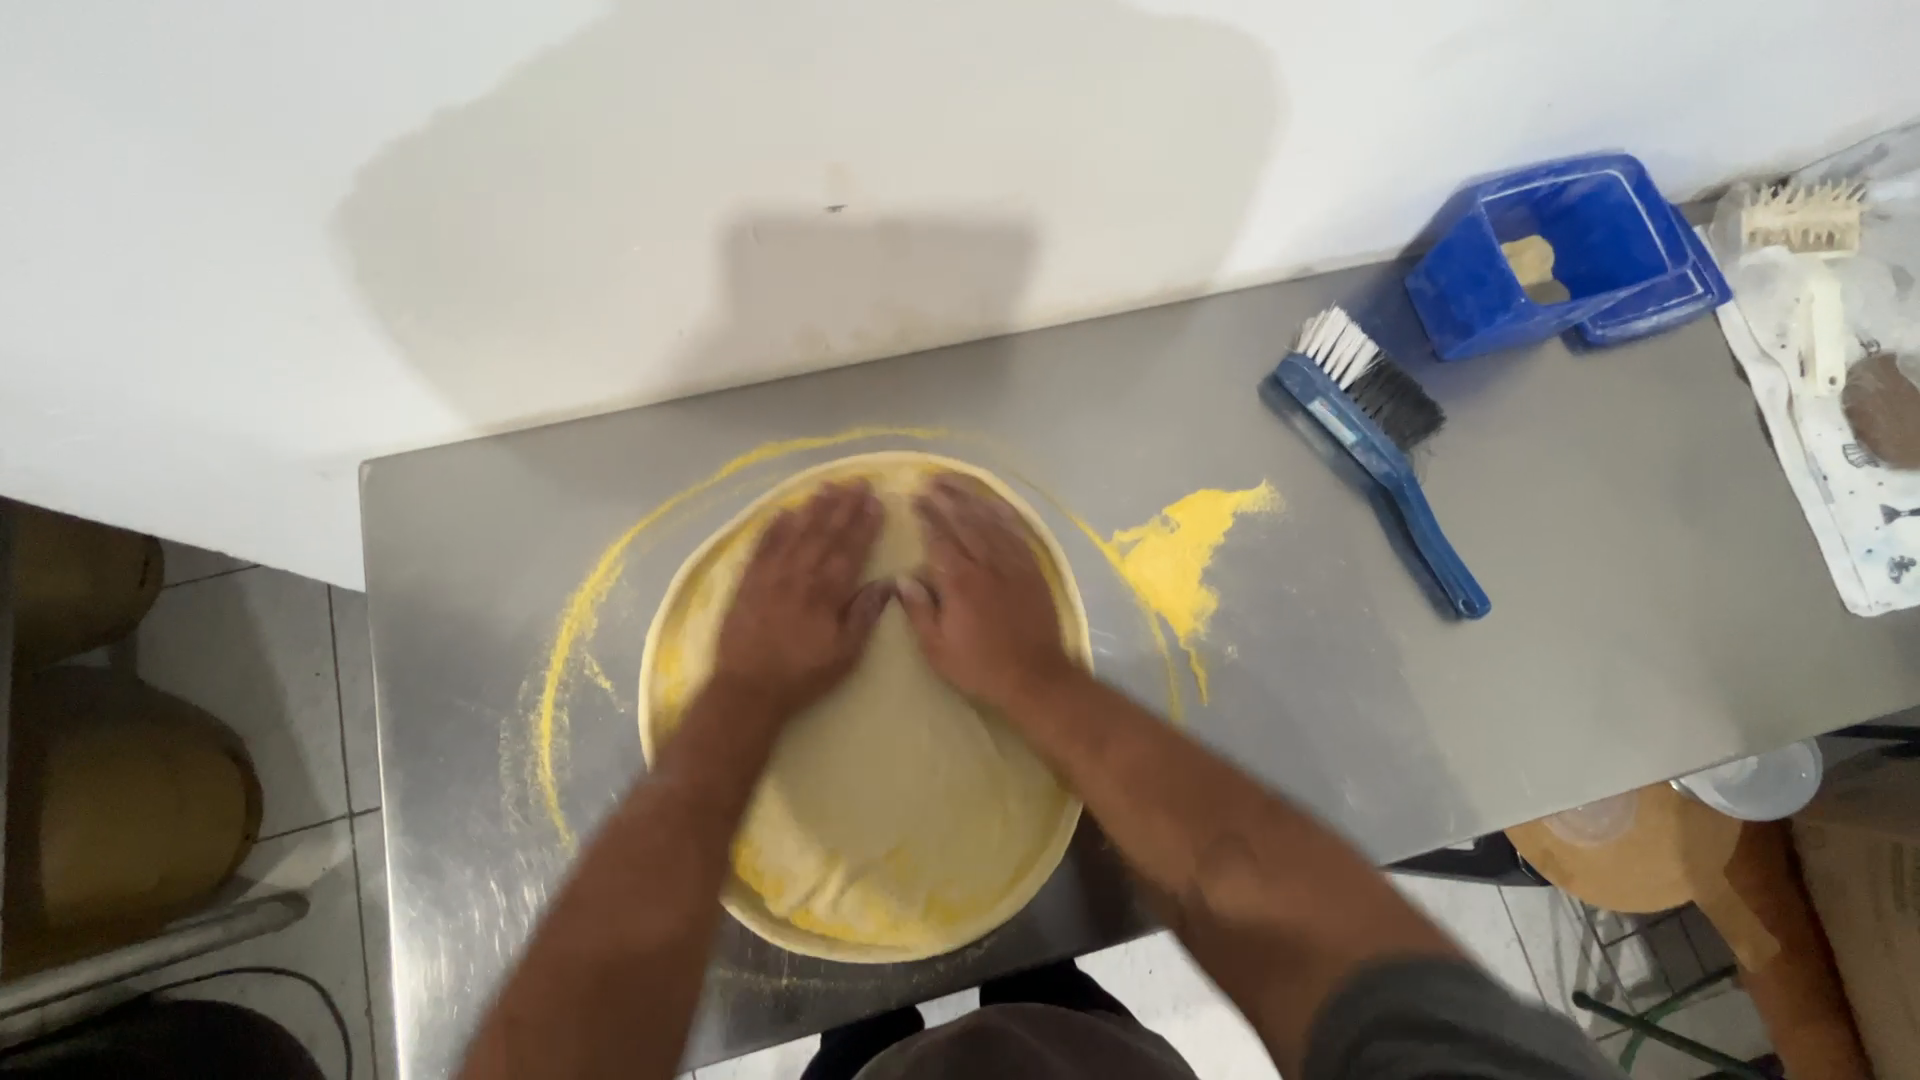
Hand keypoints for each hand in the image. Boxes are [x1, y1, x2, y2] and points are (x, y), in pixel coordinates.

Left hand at [711, 479, 893, 718]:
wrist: (746, 689)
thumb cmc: (802, 675)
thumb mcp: (845, 655)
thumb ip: (864, 616)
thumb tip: (887, 584)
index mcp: (827, 593)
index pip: (851, 549)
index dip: (865, 524)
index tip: (876, 501)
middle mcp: (800, 576)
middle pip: (825, 533)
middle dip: (843, 505)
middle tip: (857, 481)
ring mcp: (771, 575)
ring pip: (796, 532)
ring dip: (813, 507)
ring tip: (828, 485)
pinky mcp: (747, 580)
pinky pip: (763, 544)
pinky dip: (775, 525)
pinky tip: (786, 509)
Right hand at [899, 473, 1079, 710]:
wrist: (1035, 677)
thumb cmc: (980, 667)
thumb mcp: (937, 649)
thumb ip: (919, 611)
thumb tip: (902, 579)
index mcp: (959, 583)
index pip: (939, 538)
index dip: (926, 516)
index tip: (914, 498)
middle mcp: (986, 565)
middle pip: (964, 521)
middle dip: (946, 499)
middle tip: (931, 482)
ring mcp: (1013, 565)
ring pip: (990, 521)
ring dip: (971, 499)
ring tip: (955, 483)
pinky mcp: (1033, 570)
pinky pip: (1017, 533)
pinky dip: (1003, 514)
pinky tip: (993, 504)